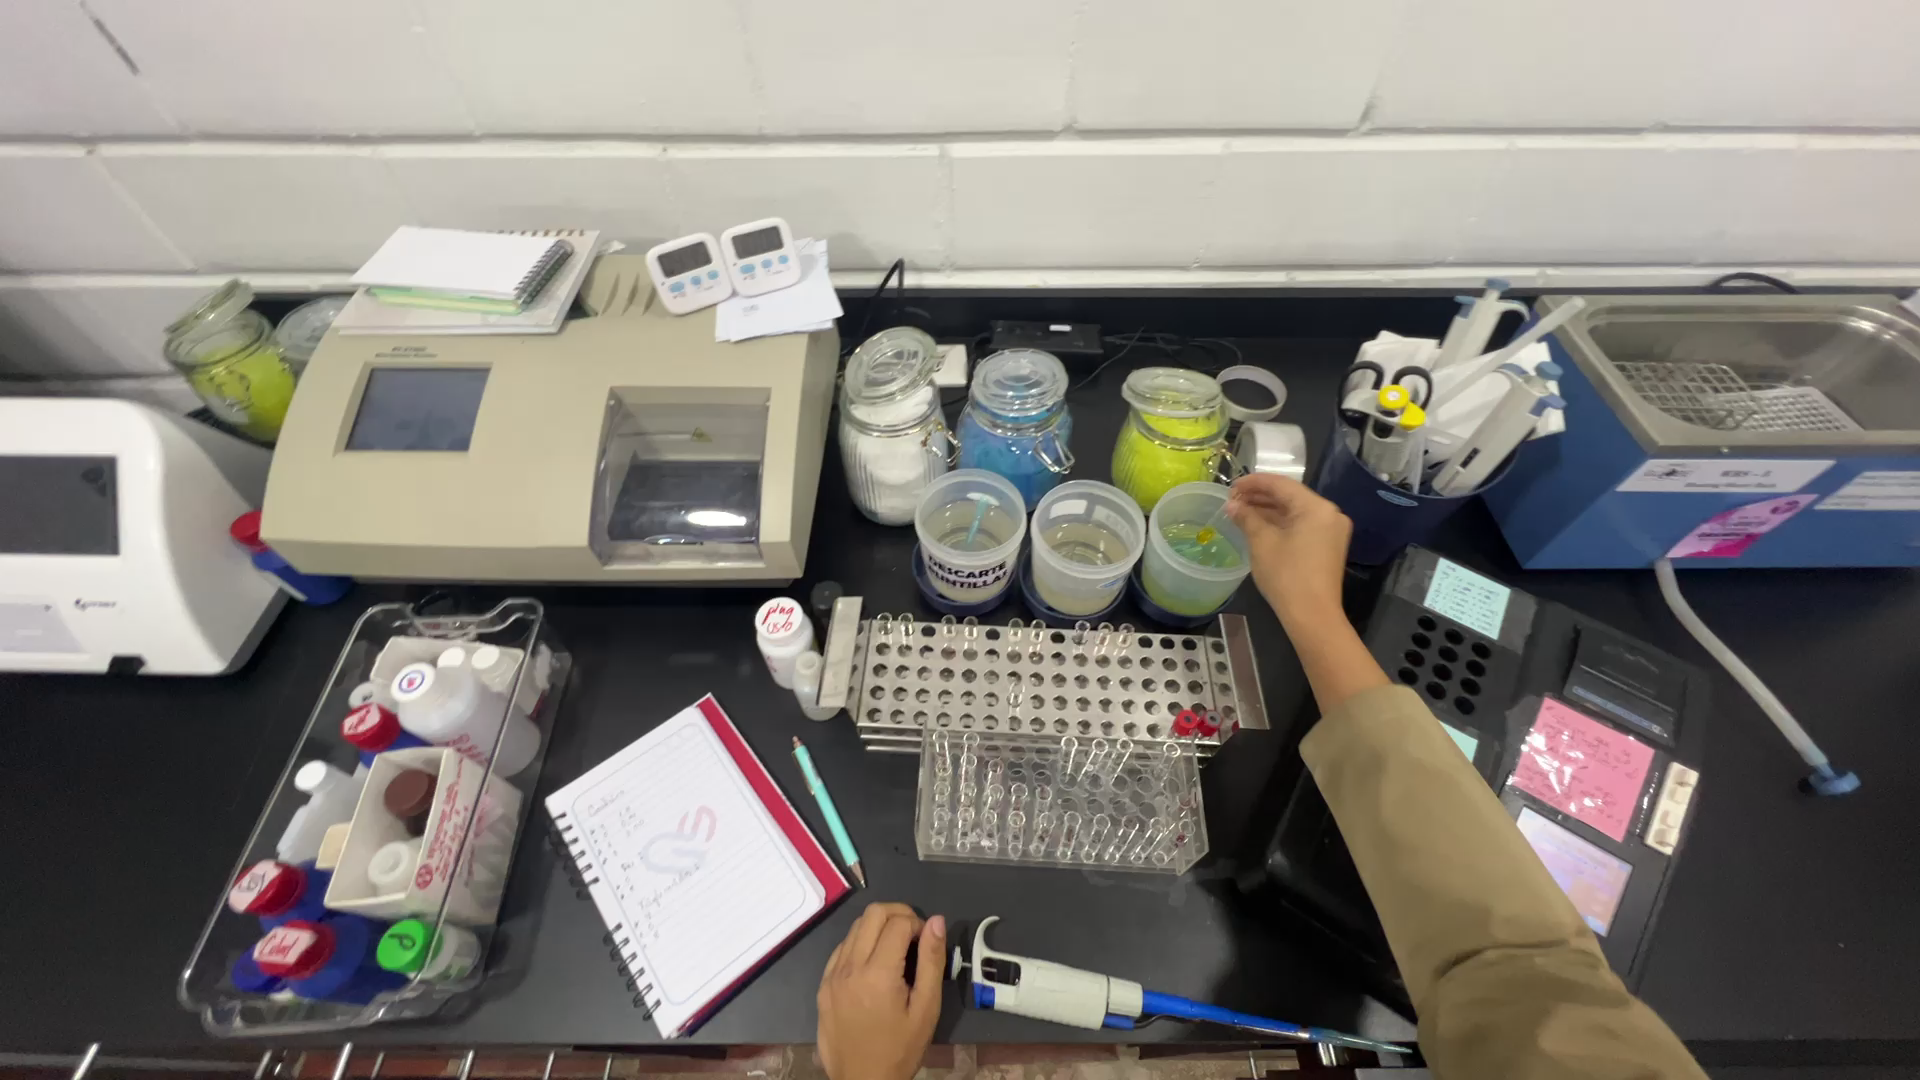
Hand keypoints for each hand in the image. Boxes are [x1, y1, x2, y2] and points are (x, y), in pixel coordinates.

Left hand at [817, 903, 945, 1079]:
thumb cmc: (899, 1050)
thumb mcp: (925, 1009)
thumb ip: (932, 961)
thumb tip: (936, 921)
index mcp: (878, 974)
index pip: (899, 922)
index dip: (918, 923)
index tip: (926, 941)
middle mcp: (850, 967)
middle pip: (873, 913)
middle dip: (898, 913)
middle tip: (913, 934)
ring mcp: (833, 975)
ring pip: (855, 926)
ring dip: (878, 926)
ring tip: (895, 947)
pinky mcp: (823, 985)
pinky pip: (842, 947)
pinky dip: (860, 942)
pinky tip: (873, 962)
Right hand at [1223, 473, 1352, 628]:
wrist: (1312, 615)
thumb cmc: (1286, 575)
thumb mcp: (1262, 542)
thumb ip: (1246, 517)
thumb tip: (1231, 505)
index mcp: (1316, 507)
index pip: (1281, 484)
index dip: (1253, 482)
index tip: (1230, 486)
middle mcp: (1329, 514)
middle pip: (1290, 496)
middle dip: (1260, 496)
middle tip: (1232, 500)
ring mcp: (1331, 530)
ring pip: (1295, 511)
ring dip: (1268, 510)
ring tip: (1240, 512)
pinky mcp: (1327, 545)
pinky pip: (1301, 525)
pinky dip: (1280, 523)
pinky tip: (1258, 525)